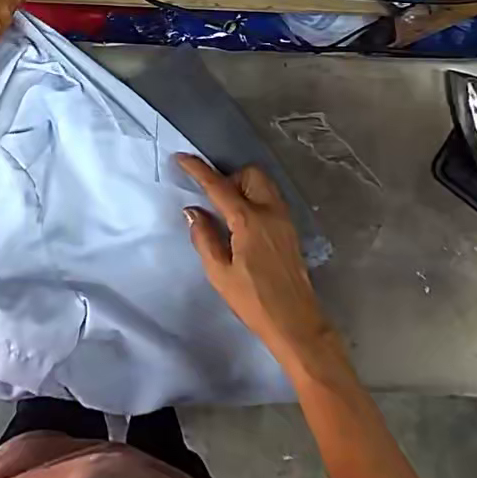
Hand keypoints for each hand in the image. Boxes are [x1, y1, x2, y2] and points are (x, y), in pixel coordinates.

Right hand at [177, 154, 340, 371]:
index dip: (198, 170)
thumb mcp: (219, 273)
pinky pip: (271, 196)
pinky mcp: (290, 226)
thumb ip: (204, 237)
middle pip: (249, 173)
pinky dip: (255, 197)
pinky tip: (245, 223)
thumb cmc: (252, 300)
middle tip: (214, 202)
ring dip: (244, 186)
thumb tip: (193, 211)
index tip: (182, 158)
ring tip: (229, 214)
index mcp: (249, 219)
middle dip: (229, 177)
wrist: (294, 319)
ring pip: (263, 182)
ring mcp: (284, 216)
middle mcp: (270, 209)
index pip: (219, 186)